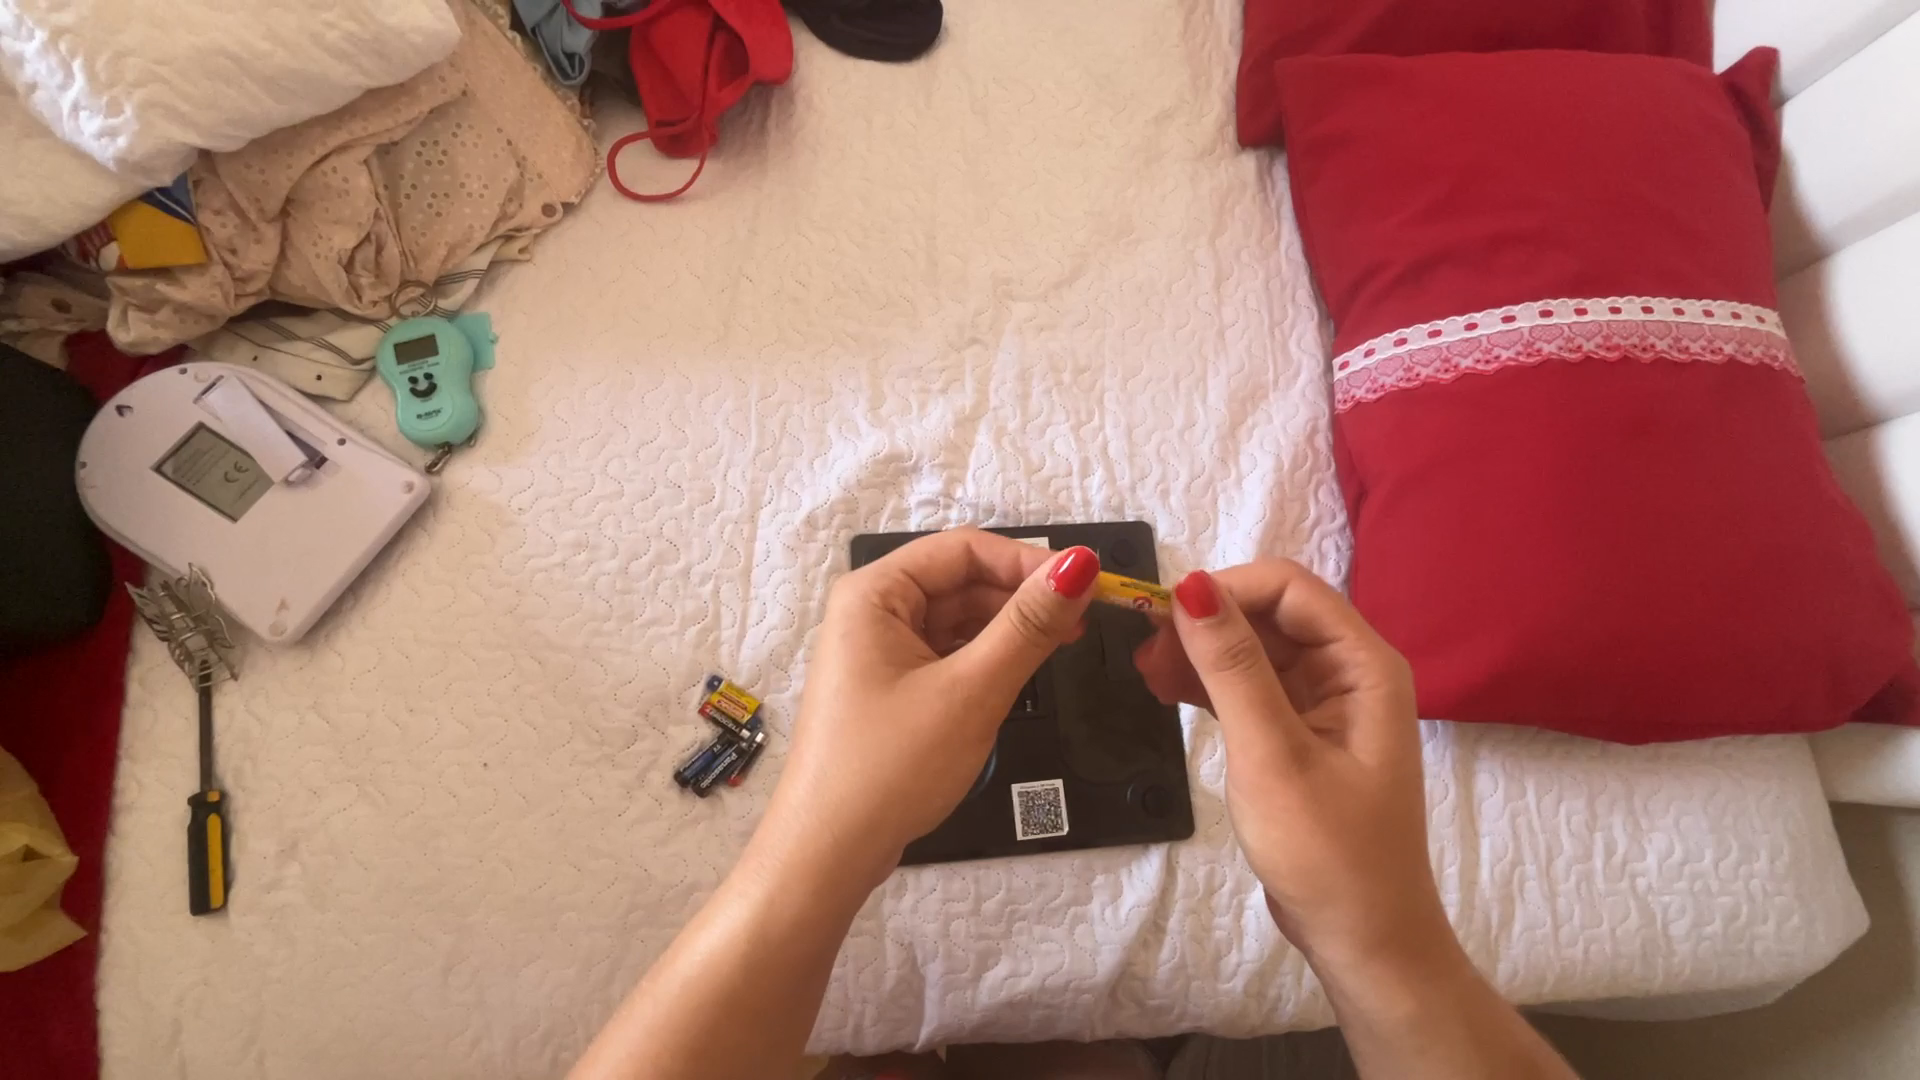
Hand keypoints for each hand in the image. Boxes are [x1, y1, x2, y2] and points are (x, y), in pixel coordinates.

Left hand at [761, 529, 1100, 882]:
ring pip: (958, 619)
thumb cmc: (891, 766)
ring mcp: (879, 650)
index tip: (1086, 581)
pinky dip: (986, 657)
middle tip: (1083, 619)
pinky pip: (948, 652)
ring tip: (1062, 644)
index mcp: (875, 592)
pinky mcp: (891, 685)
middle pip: (960, 581)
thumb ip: (1027, 626)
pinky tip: (1021, 671)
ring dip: (1008, 628)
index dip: (1026, 560)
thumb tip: (1081, 565)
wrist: (828, 855)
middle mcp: (872, 610)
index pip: (962, 549)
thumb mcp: (970, 691)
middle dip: (1021, 597)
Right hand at [1133, 560, 1452, 978]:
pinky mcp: (1293, 725)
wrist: (1359, 938)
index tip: (1164, 614)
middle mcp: (1344, 669)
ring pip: (1249, 646)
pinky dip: (1205, 682)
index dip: (1225, 587)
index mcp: (1362, 664)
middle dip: (1204, 623)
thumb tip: (1190, 585)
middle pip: (1266, 613)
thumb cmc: (1326, 850)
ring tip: (1146, 674)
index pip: (1289, 588)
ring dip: (1197, 652)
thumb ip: (1231, 666)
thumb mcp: (1271, 753)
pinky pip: (1244, 683)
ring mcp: (1319, 698)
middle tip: (1145, 652)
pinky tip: (1166, 691)